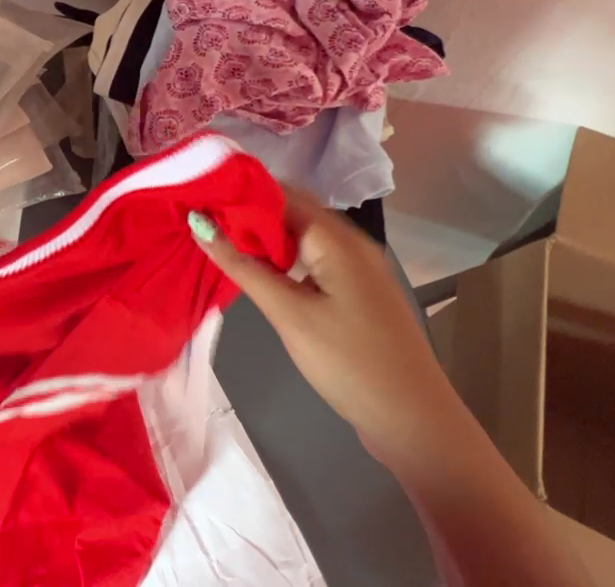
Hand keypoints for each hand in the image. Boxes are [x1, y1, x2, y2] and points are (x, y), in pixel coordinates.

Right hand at [193, 188, 463, 469]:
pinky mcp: (359, 291)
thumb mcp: (288, 314)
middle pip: (294, 210)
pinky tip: (262, 272)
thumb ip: (243, 267)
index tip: (200, 200)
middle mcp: (352, 242)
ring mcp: (359, 268)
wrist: (415, 421)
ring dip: (267, 236)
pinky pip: (316, 257)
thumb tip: (200, 224)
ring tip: (223, 243)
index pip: (281, 194)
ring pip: (304, 234)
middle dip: (250, 213)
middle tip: (205, 223)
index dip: (240, 194)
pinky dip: (286, 256)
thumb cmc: (348, 362)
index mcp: (338, 239)